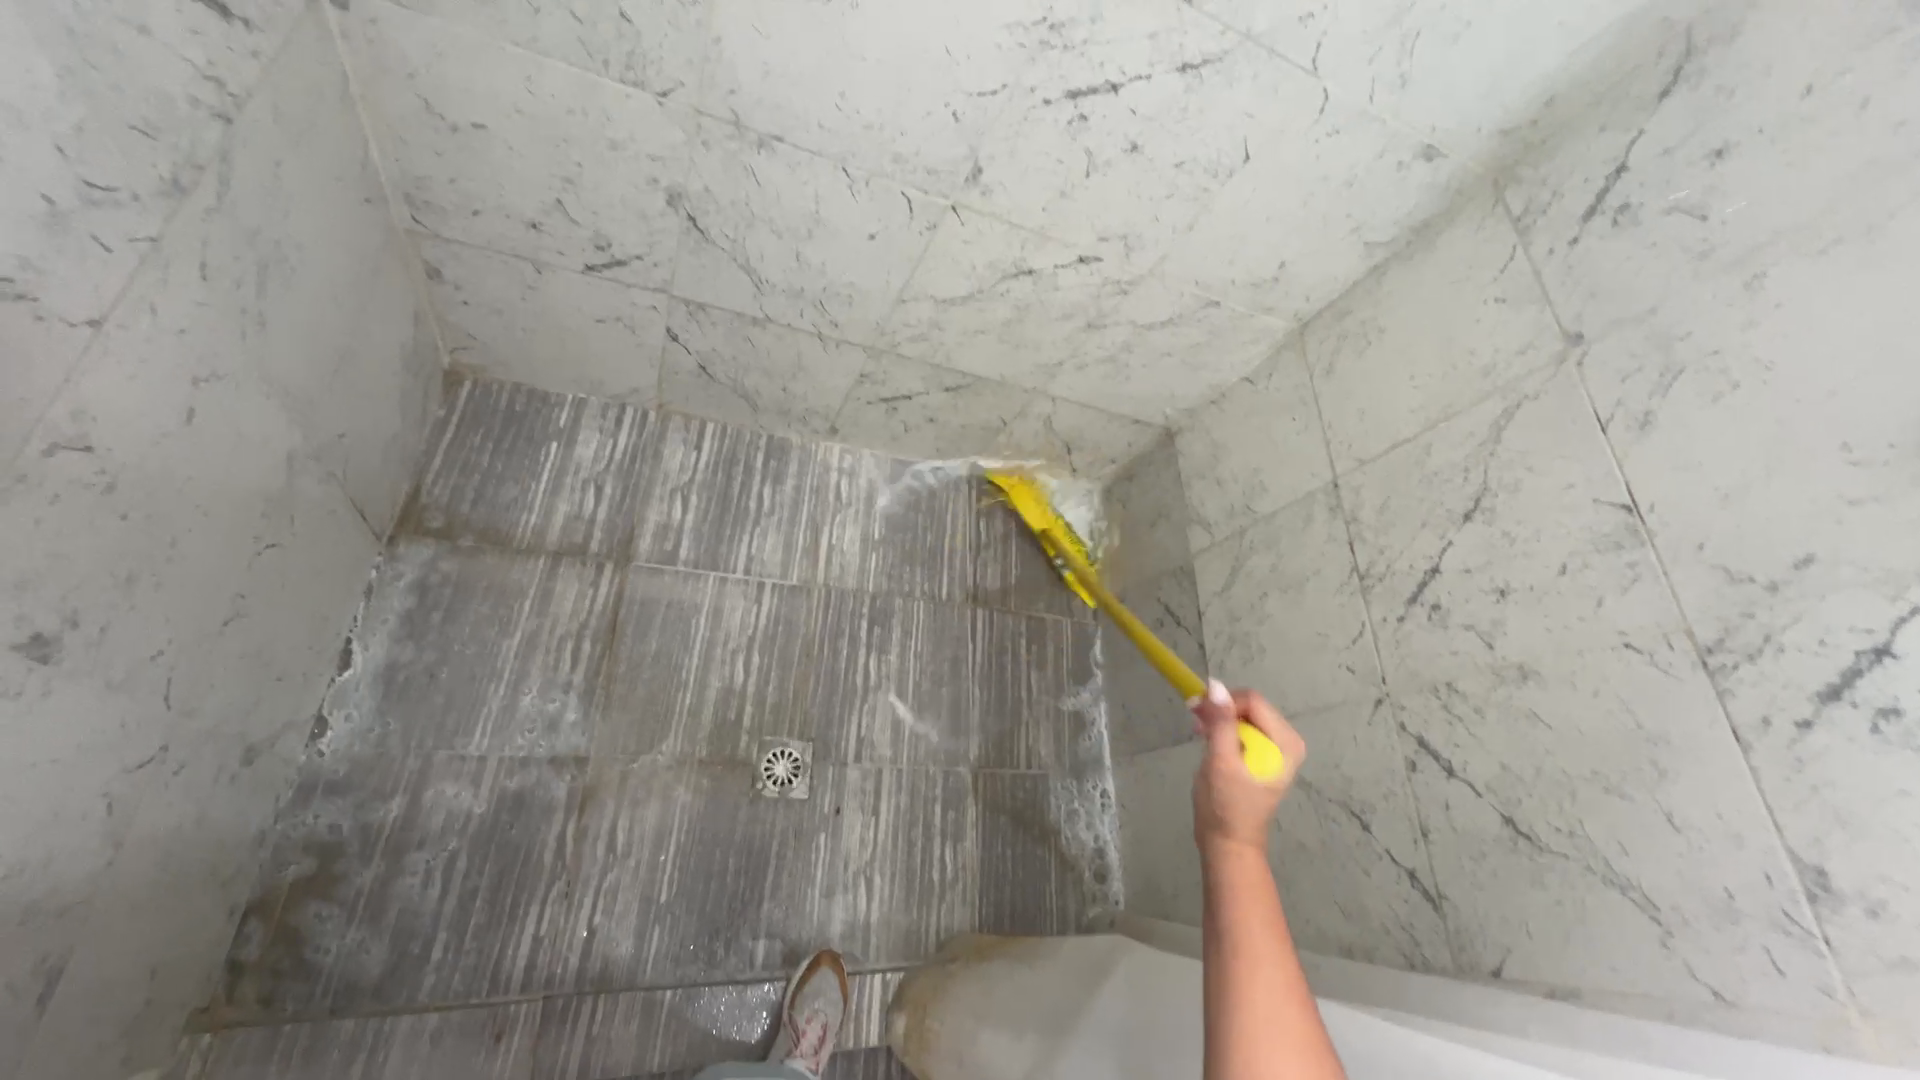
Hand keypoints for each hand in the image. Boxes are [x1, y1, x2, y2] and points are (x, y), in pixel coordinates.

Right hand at [1190, 680, 1305, 854]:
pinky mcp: (1260, 756)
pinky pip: (1241, 729)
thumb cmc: (1227, 806)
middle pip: (1248, 706)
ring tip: (1198, 732)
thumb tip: (1215, 685)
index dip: (1222, 701)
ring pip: (1242, 715)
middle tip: (1194, 722)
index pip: (1252, 701)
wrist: (1228, 843)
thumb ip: (1220, 723)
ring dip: (1217, 719)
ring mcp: (1274, 749)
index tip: (1196, 710)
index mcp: (1285, 742)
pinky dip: (1221, 730)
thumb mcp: (1221, 762)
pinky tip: (1207, 740)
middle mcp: (1285, 741)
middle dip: (1219, 710)